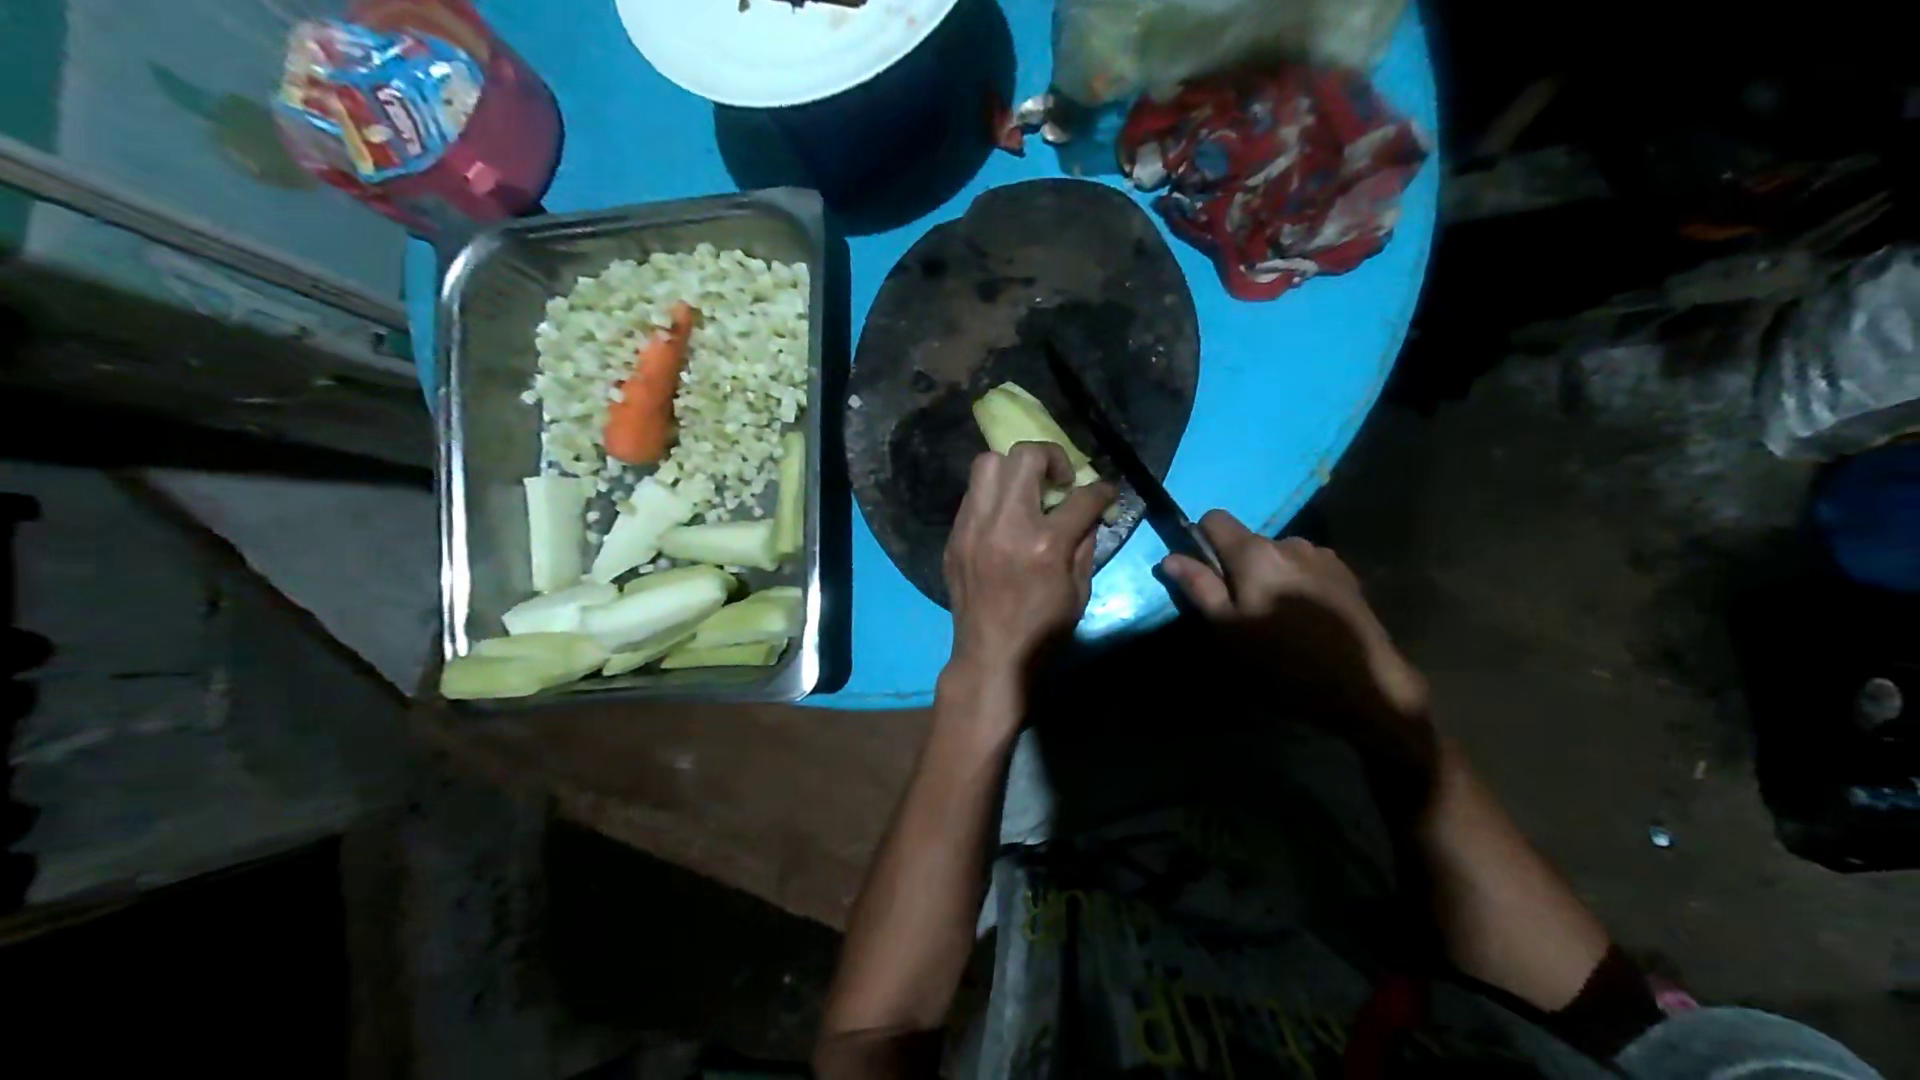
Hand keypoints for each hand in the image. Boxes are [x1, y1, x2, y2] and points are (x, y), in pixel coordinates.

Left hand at [944, 443, 1116, 684]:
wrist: (991, 654)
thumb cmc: (1043, 628)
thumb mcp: (1080, 589)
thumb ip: (1085, 542)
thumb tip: (1089, 511)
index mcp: (1044, 544)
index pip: (1081, 497)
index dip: (1102, 489)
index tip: (1106, 490)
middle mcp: (1005, 525)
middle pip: (1025, 456)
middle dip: (1051, 457)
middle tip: (1058, 481)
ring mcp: (973, 528)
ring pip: (987, 463)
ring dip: (1013, 467)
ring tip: (1026, 489)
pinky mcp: (954, 537)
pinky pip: (972, 495)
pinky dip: (992, 494)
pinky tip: (1003, 515)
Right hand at [1161, 511, 1429, 750]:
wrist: (1363, 682)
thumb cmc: (1283, 658)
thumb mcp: (1228, 628)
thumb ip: (1199, 587)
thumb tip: (1170, 557)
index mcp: (1255, 552)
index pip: (1215, 518)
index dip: (1202, 540)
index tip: (1206, 574)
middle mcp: (1289, 542)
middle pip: (1248, 541)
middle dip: (1238, 566)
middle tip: (1243, 610)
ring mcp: (1321, 555)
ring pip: (1278, 555)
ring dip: (1270, 575)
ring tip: (1279, 616)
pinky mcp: (1344, 573)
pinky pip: (1305, 566)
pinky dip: (1296, 581)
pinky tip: (1307, 616)